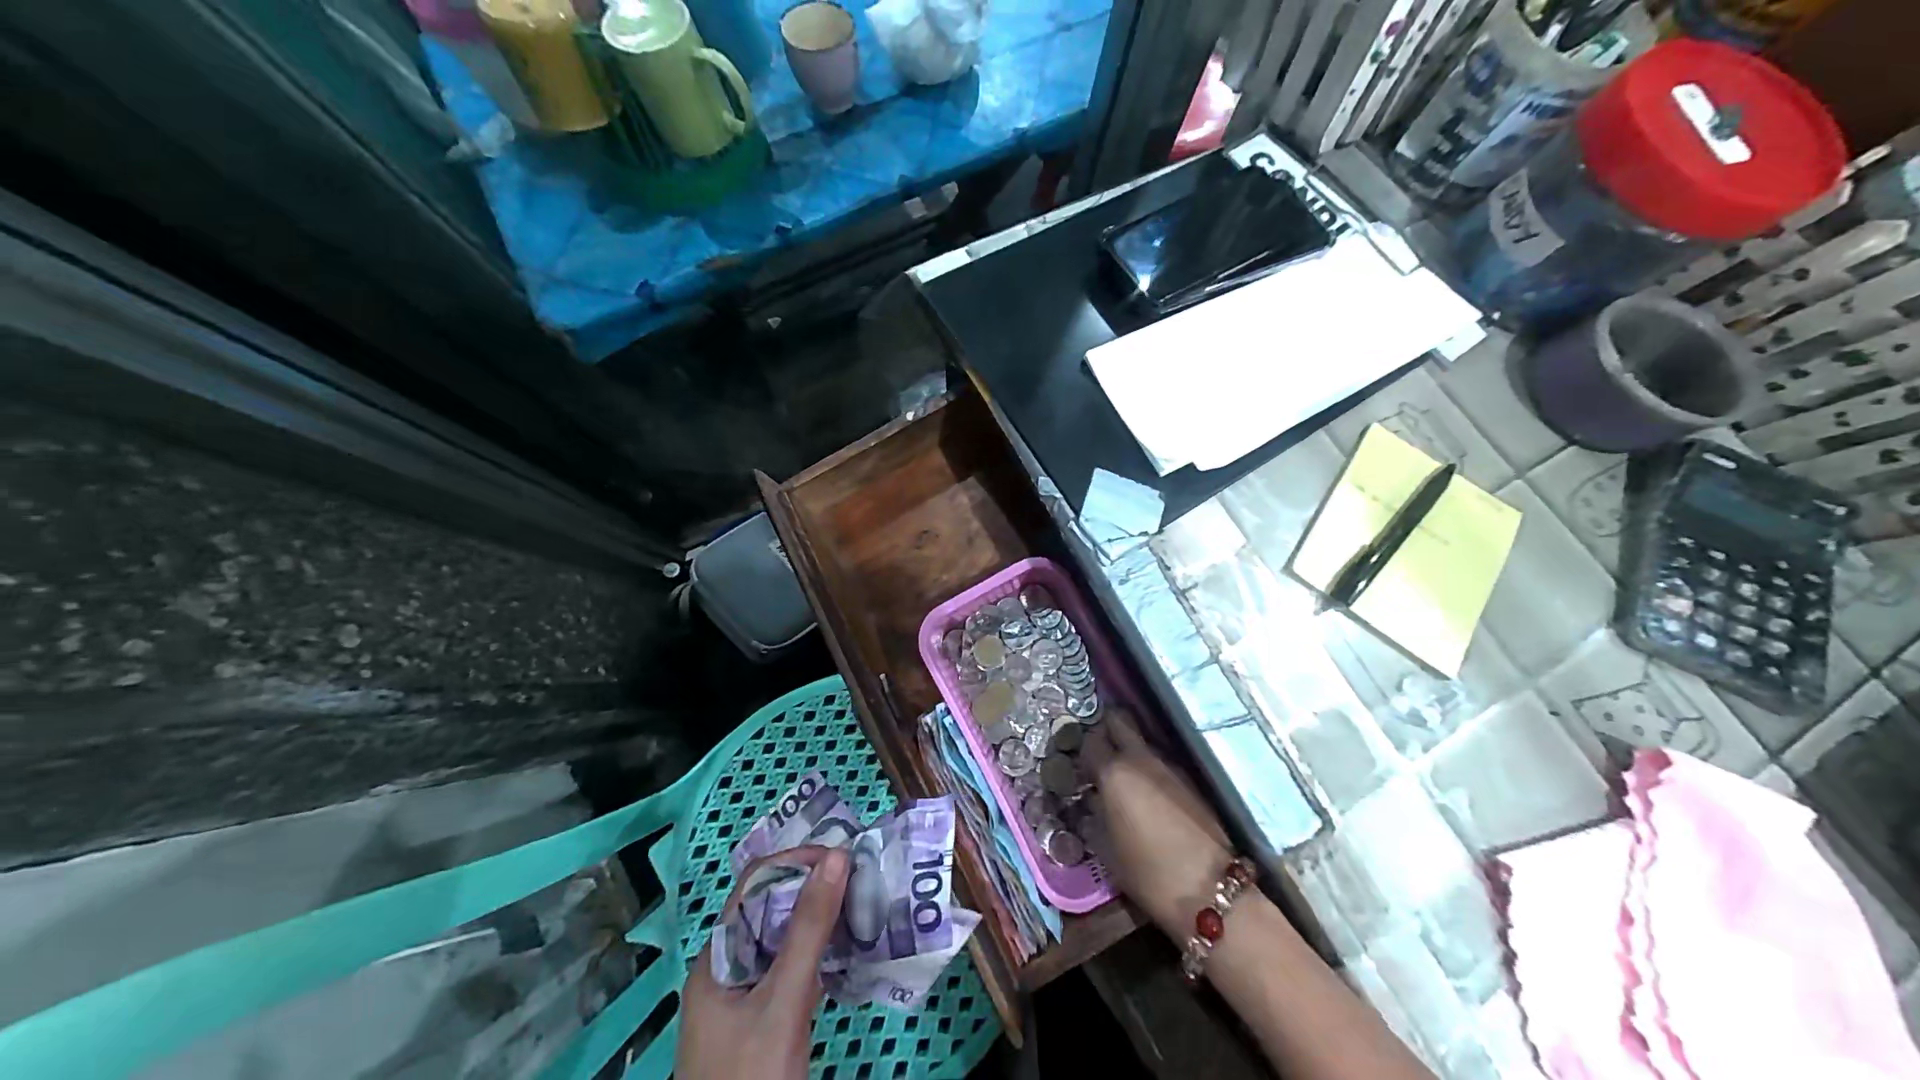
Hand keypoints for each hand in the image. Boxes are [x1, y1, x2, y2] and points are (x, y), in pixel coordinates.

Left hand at [679, 846, 849, 1079]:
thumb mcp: (784, 1003)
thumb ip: (808, 931)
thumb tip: (837, 857)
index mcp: (718, 956)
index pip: (756, 884)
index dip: (798, 863)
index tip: (844, 860)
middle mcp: (727, 967)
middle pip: (769, 908)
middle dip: (814, 887)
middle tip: (862, 879)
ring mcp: (744, 996)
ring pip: (783, 938)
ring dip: (820, 919)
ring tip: (863, 906)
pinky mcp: (762, 1020)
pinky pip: (791, 968)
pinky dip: (820, 953)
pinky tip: (849, 952)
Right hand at [1083, 707, 1234, 938]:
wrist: (1210, 889)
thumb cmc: (1147, 871)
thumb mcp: (1106, 848)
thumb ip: (1095, 814)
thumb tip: (1092, 798)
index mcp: (1114, 773)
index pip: (1089, 740)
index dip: (1081, 750)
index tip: (1079, 767)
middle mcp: (1141, 759)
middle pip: (1119, 720)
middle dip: (1106, 729)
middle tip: (1099, 754)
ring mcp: (1170, 765)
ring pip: (1143, 740)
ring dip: (1130, 750)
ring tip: (1123, 778)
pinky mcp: (1190, 779)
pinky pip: (1160, 761)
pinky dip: (1149, 768)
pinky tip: (1147, 794)